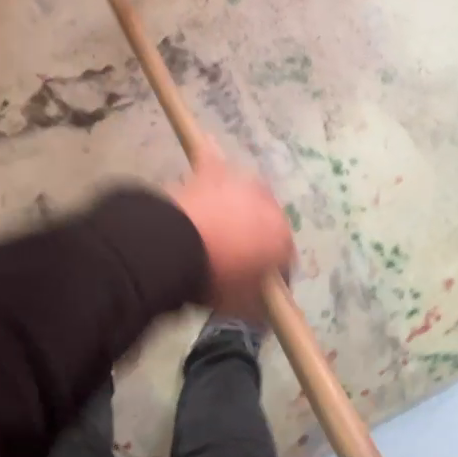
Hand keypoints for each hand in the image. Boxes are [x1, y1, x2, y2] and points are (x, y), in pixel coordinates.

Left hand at [166, 143, 294, 313]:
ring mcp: (240, 184)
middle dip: (256, 234)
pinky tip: (210, 145)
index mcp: (281, 237)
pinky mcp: (212, 172)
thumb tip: (262, 311)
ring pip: (244, 194)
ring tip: (219, 221)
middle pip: (266, 221)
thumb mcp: (241, 304)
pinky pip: (214, 161)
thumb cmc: (212, 278)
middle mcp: (268, 205)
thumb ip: (258, 305)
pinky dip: (213, 157)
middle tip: (234, 254)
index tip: (257, 283)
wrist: (172, 247)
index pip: (285, 257)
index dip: (271, 271)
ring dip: (237, 205)